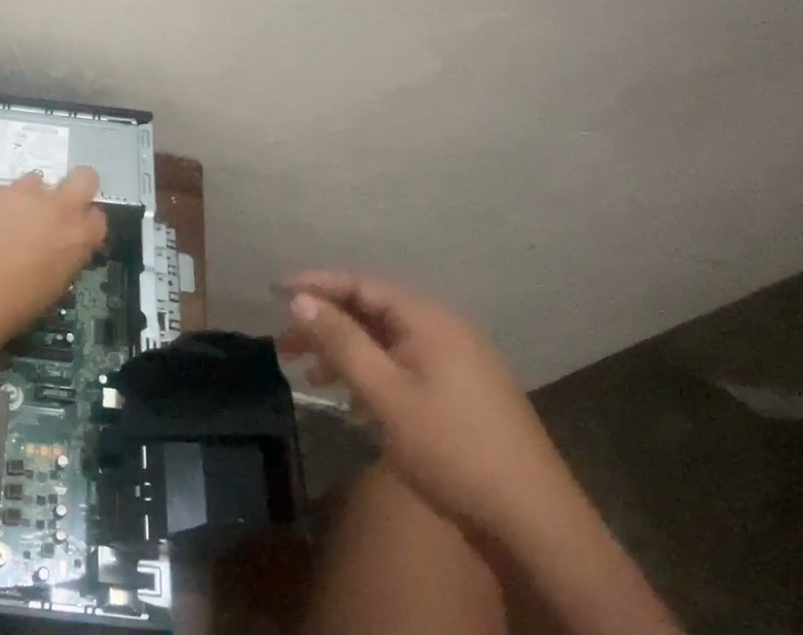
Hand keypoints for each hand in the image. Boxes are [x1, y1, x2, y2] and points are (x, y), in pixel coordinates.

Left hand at [0, 168, 105, 340]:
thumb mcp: (56, 282)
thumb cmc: (17, 303)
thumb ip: (66, 253)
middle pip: (84, 177)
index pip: (97, 216)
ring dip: (28, 197)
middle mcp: (58, 207)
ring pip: (34, 180)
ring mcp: (23, 195)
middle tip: (56, 204)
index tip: (73, 228)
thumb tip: (60, 244)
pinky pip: (0, 192)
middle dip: (75, 185)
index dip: (84, 220)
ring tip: (10, 218)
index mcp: (79, 236)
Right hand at [277, 272, 577, 535]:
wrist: (530, 518)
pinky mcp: (462, 392)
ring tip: (310, 376)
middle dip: (326, 323)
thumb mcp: (385, 394)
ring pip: (388, 341)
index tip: (272, 291)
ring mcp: (458, 362)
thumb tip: (300, 299)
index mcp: (430, 321)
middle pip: (374, 310)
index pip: (362, 284)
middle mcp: (446, 330)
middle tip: (283, 345)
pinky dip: (372, 372)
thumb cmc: (450, 448)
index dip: (315, 284)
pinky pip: (405, 364)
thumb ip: (341, 342)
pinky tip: (352, 402)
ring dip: (346, 351)